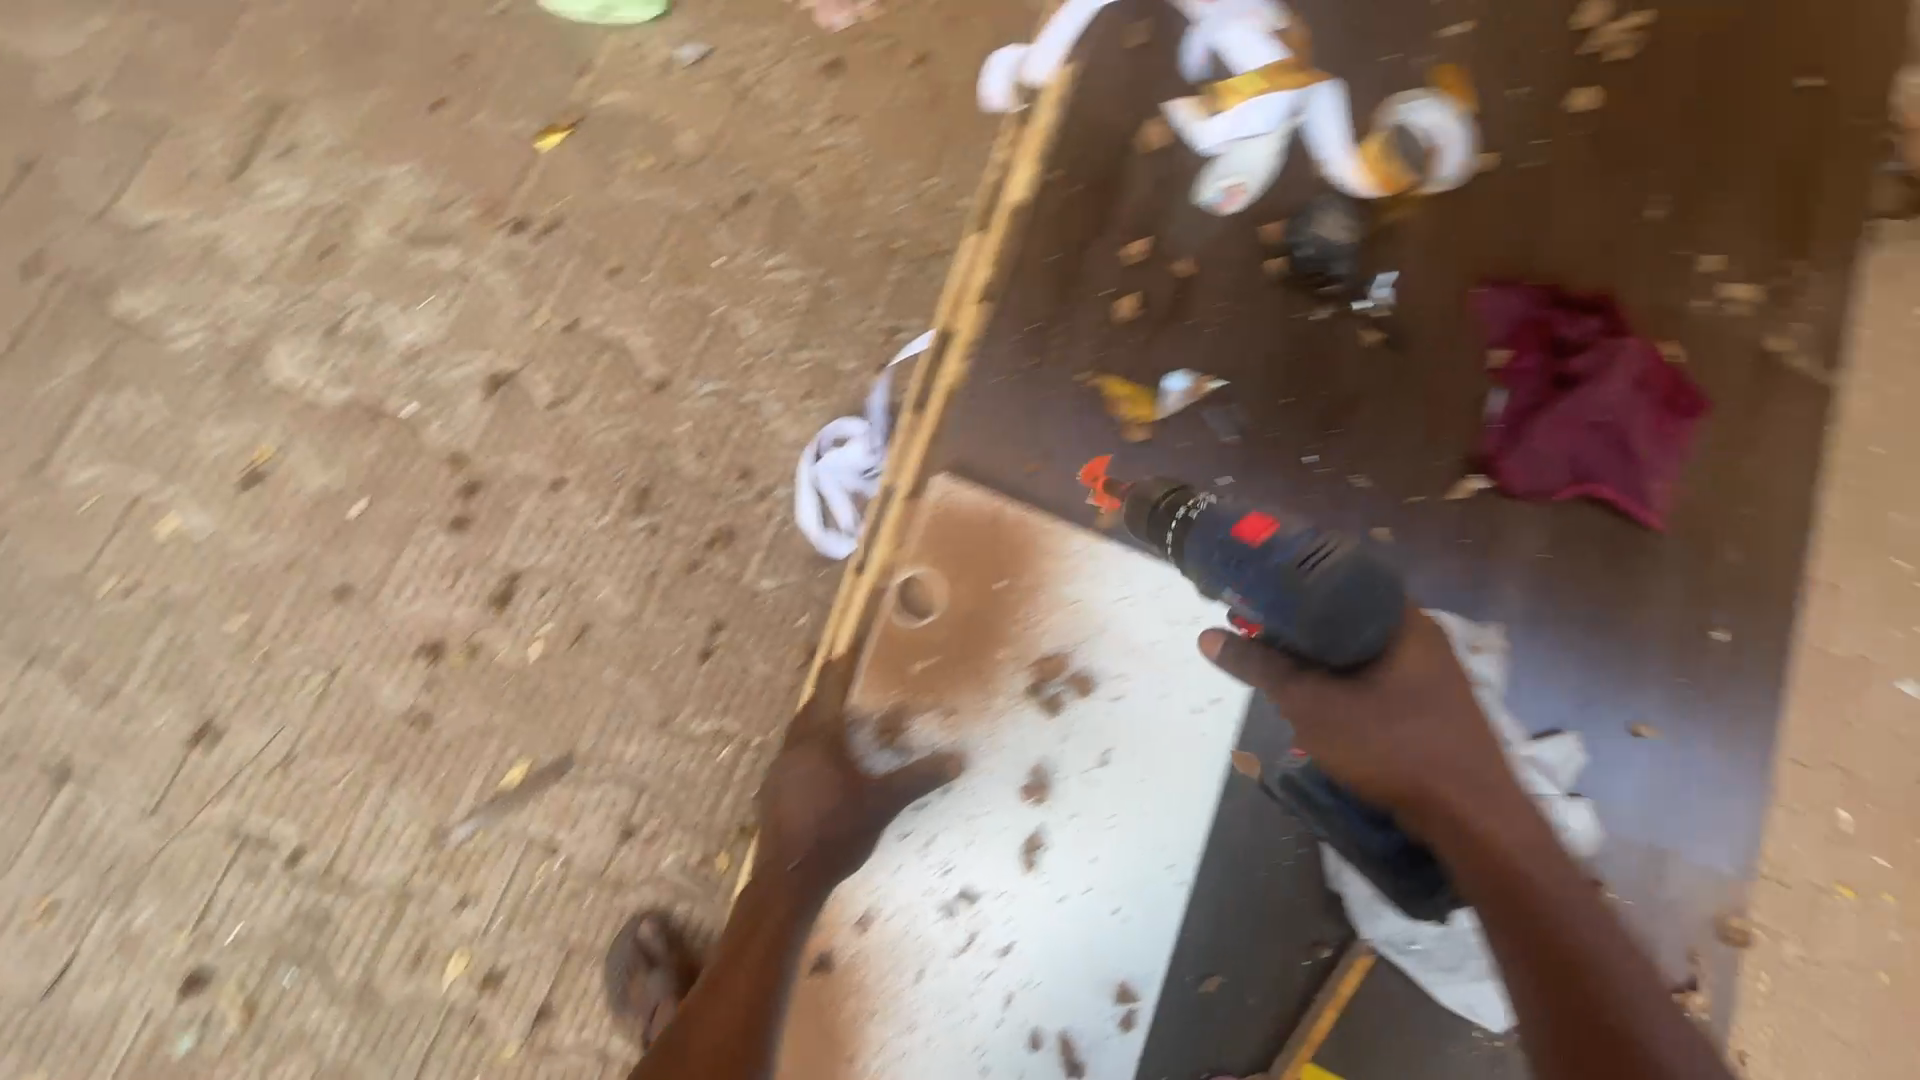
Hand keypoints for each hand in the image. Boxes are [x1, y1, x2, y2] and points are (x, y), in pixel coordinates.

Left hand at [755, 652, 963, 899]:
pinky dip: (808, 752)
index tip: (845, 651)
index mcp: (819, 740)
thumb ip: (919, 778)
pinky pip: (792, 759)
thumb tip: (959, 760)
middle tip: (848, 689)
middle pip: (809, 711)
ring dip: (816, 725)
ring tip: (840, 728)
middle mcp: (794, 748)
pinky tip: (824, 770)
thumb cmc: (838, 830)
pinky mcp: (772, 793)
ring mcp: (778, 771)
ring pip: (798, 735)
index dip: (838, 670)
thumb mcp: (884, 802)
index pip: (828, 692)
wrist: (790, 877)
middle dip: (827, 697)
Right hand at [1197, 610, 1518, 834]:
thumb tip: (1207, 637)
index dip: (1287, 586)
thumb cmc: (1393, 746)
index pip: (1334, 580)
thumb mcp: (1311, 704)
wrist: (1474, 821)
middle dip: (1297, 628)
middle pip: (1344, 617)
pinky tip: (1317, 703)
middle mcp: (1422, 638)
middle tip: (1254, 634)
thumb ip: (1260, 667)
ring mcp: (1433, 675)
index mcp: (1401, 619)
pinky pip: (1375, 680)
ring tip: (1276, 668)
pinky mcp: (1433, 708)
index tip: (1250, 597)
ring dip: (1318, 660)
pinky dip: (1342, 683)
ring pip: (1358, 653)